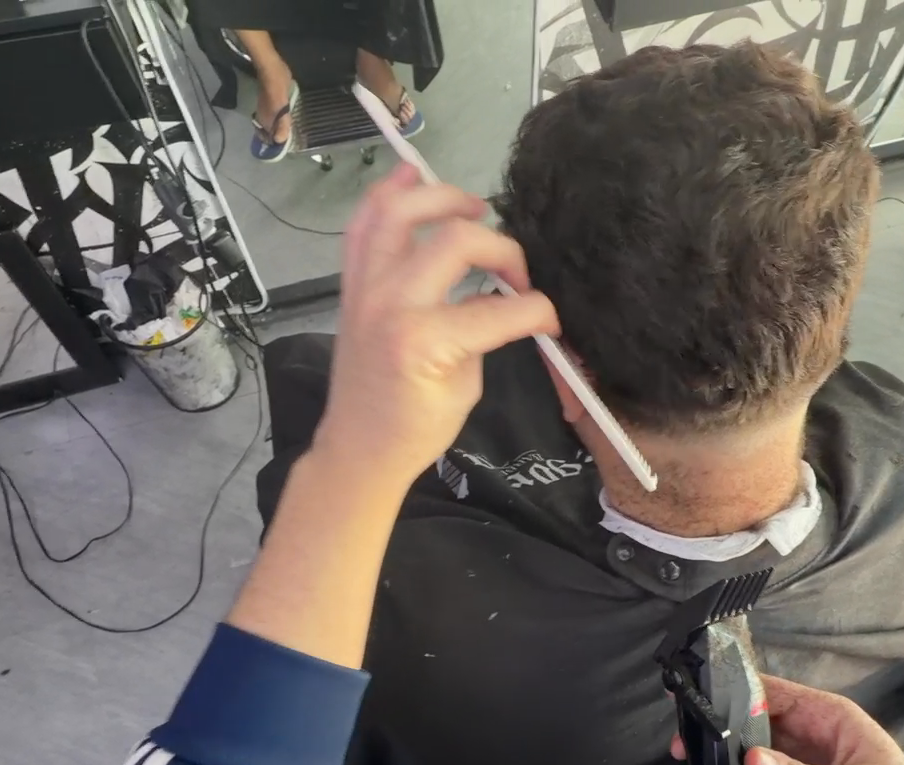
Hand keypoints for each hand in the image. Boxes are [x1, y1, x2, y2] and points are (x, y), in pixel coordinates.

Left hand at [311, 163, 559, 486]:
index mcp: (426, 341)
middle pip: (456, 240)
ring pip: (398, 212)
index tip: (552, 321)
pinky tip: (412, 178)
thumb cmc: (417, 430)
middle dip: (502, 248)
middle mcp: (392, 303)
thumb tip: (503, 299)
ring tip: (474, 207)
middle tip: (516, 272)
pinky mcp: (352, 285)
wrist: (359, 447)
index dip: (539, 311)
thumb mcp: (466, 387)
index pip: (502, 309)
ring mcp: (365, 288)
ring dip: (441, 197)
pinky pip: (363, 225)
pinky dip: (386, 196)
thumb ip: (484, 335)